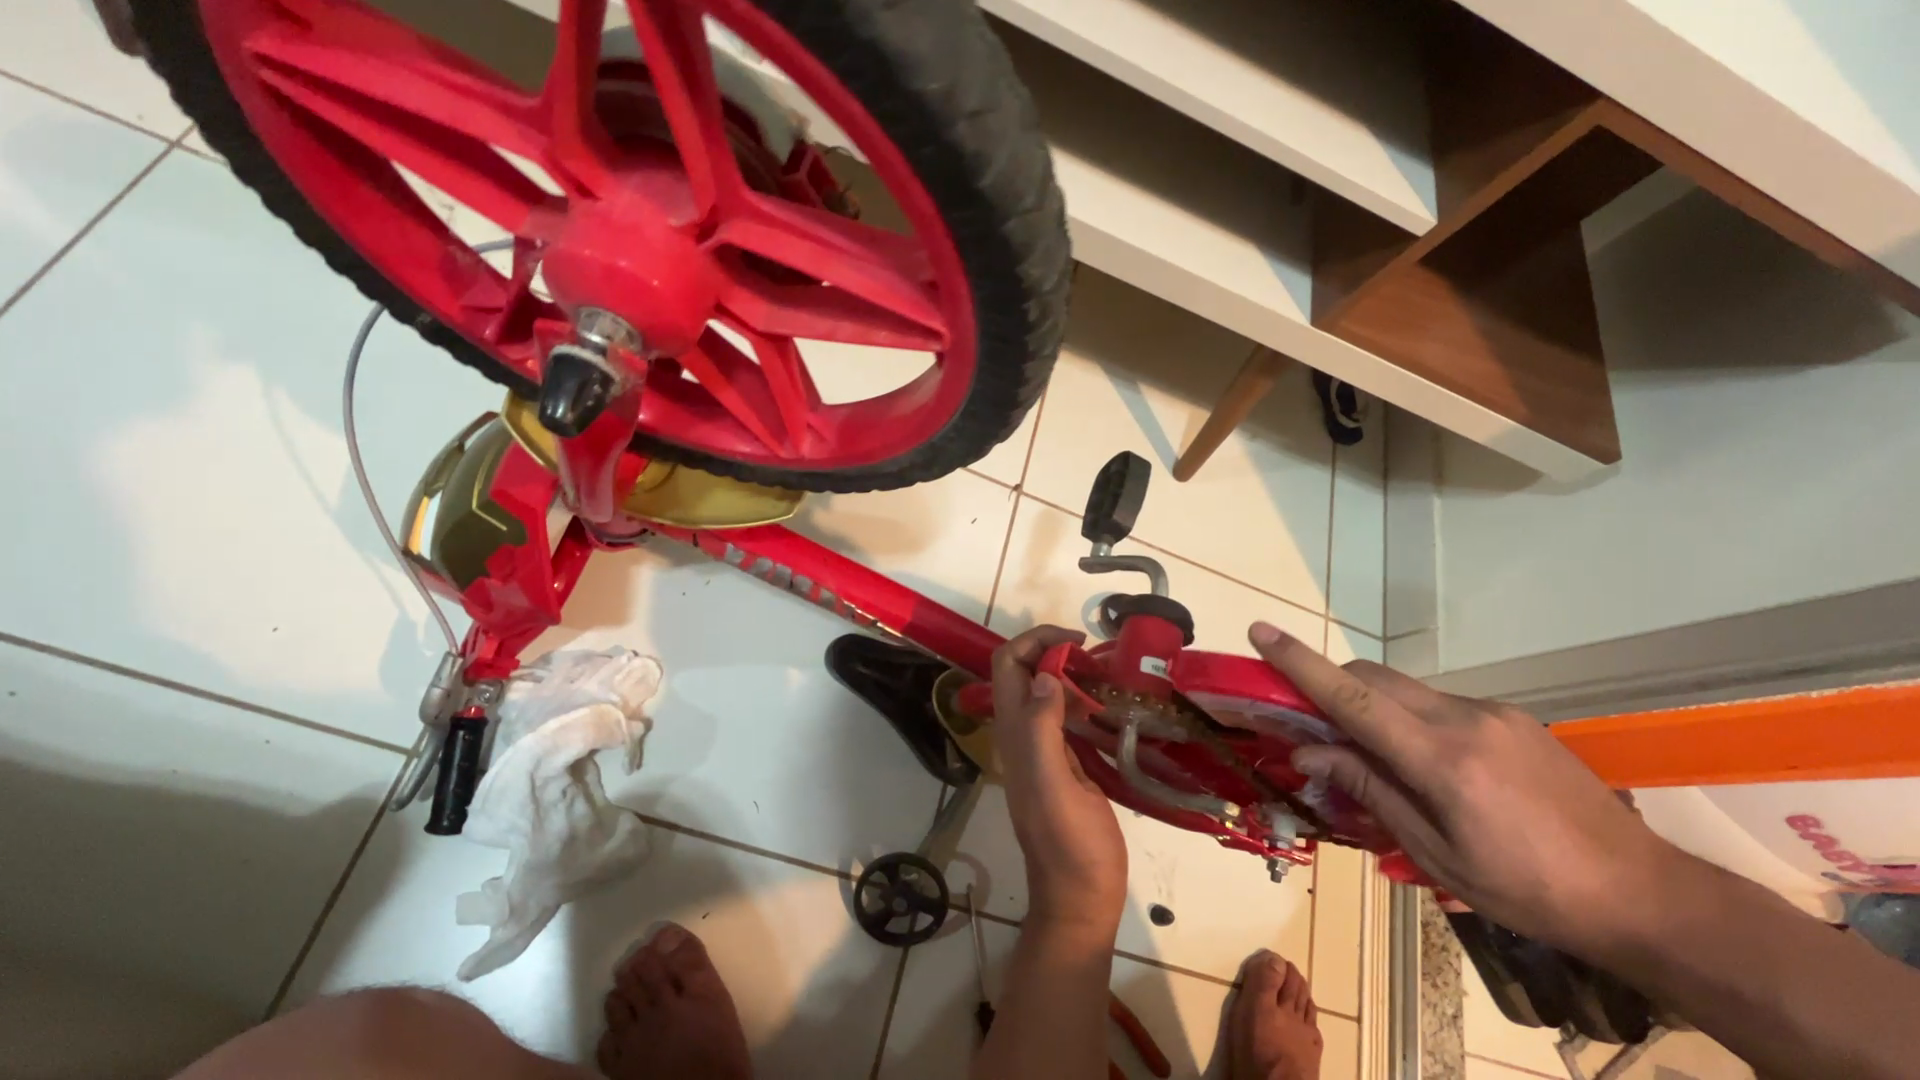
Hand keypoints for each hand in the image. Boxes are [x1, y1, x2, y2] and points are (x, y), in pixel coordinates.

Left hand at [990, 625, 1127, 936]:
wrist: (1081, 896)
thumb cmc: (1070, 846)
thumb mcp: (1054, 787)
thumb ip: (1042, 731)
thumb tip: (1043, 674)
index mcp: (1015, 735)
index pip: (1008, 666)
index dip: (1035, 641)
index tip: (1077, 640)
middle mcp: (1023, 736)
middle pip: (1024, 673)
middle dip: (1053, 650)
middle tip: (1097, 654)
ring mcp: (1044, 751)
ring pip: (1045, 692)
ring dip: (1070, 672)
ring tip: (1109, 672)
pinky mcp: (1066, 764)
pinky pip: (1067, 717)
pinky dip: (1084, 699)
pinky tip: (1113, 704)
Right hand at [1246, 621, 1682, 953]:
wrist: (1640, 892)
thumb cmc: (1527, 890)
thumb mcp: (1436, 854)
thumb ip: (1370, 791)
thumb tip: (1309, 752)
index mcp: (1442, 758)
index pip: (1353, 698)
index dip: (1301, 664)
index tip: (1261, 632)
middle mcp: (1466, 719)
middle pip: (1374, 679)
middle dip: (1330, 685)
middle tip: (1306, 723)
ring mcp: (1495, 713)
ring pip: (1406, 689)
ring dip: (1370, 706)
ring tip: (1368, 757)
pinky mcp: (1515, 719)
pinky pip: (1440, 704)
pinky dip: (1409, 719)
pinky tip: (1423, 765)